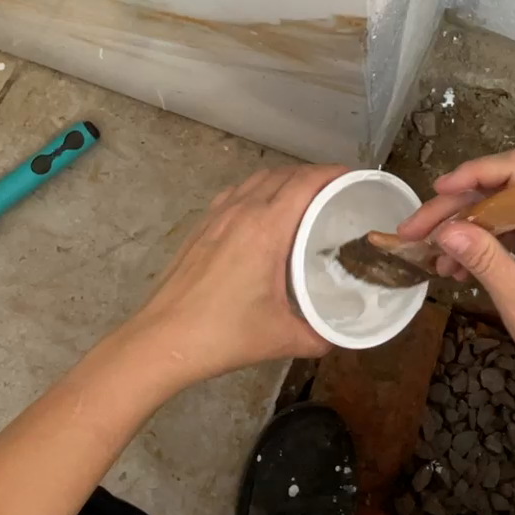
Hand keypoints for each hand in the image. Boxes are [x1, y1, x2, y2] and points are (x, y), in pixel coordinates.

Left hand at [121, 164, 342, 388]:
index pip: (305, 183)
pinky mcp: (201, 225)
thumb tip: (338, 336)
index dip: (331, 174)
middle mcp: (242, 211)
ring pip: (258, 179)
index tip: (353, 177)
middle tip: (335, 190)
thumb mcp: (280, 338)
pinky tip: (263, 210)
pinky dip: (258, 189)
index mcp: (267, 228)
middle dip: (313, 175)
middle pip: (284, 175)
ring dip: (284, 179)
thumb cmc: (223, 334)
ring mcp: (217, 215)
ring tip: (304, 196)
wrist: (162, 340)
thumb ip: (317, 335)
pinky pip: (237, 192)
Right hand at [396, 150, 514, 400]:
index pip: (513, 172)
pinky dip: (476, 237)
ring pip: (495, 204)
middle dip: (453, 205)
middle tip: (414, 231)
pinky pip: (504, 223)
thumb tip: (446, 230)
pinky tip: (454, 263)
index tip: (437, 190)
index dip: (473, 173)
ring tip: (428, 253)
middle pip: (497, 187)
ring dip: (459, 223)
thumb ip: (485, 261)